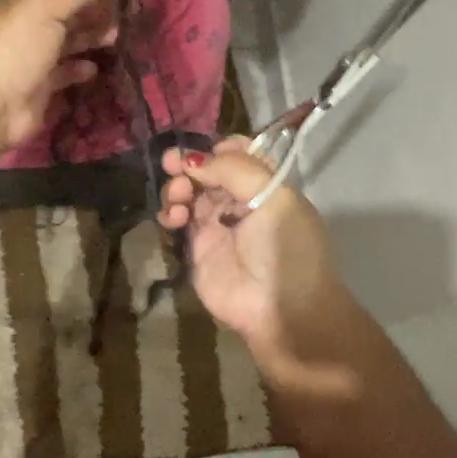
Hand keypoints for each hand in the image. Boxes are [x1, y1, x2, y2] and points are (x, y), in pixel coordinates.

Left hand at [0, 0, 120, 151]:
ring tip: (117, 35)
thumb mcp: (43, 7)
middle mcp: (24, 22)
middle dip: (94, 4)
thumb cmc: (12, 48)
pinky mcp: (39, 86)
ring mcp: (31, 55)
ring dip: (92, 34)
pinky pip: (65, 71)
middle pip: (65, 6)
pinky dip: (81, 67)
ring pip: (68, 37)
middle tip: (125, 9)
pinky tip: (95, 67)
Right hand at [158, 137, 344, 356]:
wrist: (281, 309)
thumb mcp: (273, 197)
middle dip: (190, 165)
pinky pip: (178, 221)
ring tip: (178, 198)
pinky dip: (170, 212)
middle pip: (208, 171)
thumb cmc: (286, 248)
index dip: (219, 148)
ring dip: (178, 187)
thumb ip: (234, 170)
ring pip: (190, 193)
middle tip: (172, 165)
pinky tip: (172, 218)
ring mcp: (218, 225)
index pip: (239, 154)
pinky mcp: (198, 249)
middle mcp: (242, 201)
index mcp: (268, 185)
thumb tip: (192, 159)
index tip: (207, 151)